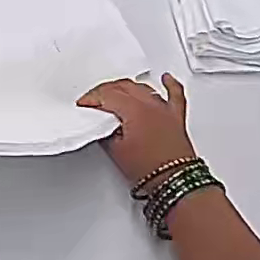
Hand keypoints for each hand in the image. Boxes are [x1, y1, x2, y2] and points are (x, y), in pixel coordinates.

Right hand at [78, 74, 196, 188]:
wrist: (173, 181)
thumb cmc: (149, 169)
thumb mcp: (116, 151)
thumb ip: (105, 132)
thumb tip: (102, 125)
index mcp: (134, 109)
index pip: (107, 95)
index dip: (91, 99)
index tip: (83, 104)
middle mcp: (151, 104)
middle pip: (123, 87)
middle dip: (105, 91)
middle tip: (94, 101)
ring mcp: (164, 109)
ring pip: (143, 87)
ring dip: (127, 88)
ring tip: (116, 93)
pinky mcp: (176, 117)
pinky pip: (174, 94)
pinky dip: (169, 84)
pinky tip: (166, 78)